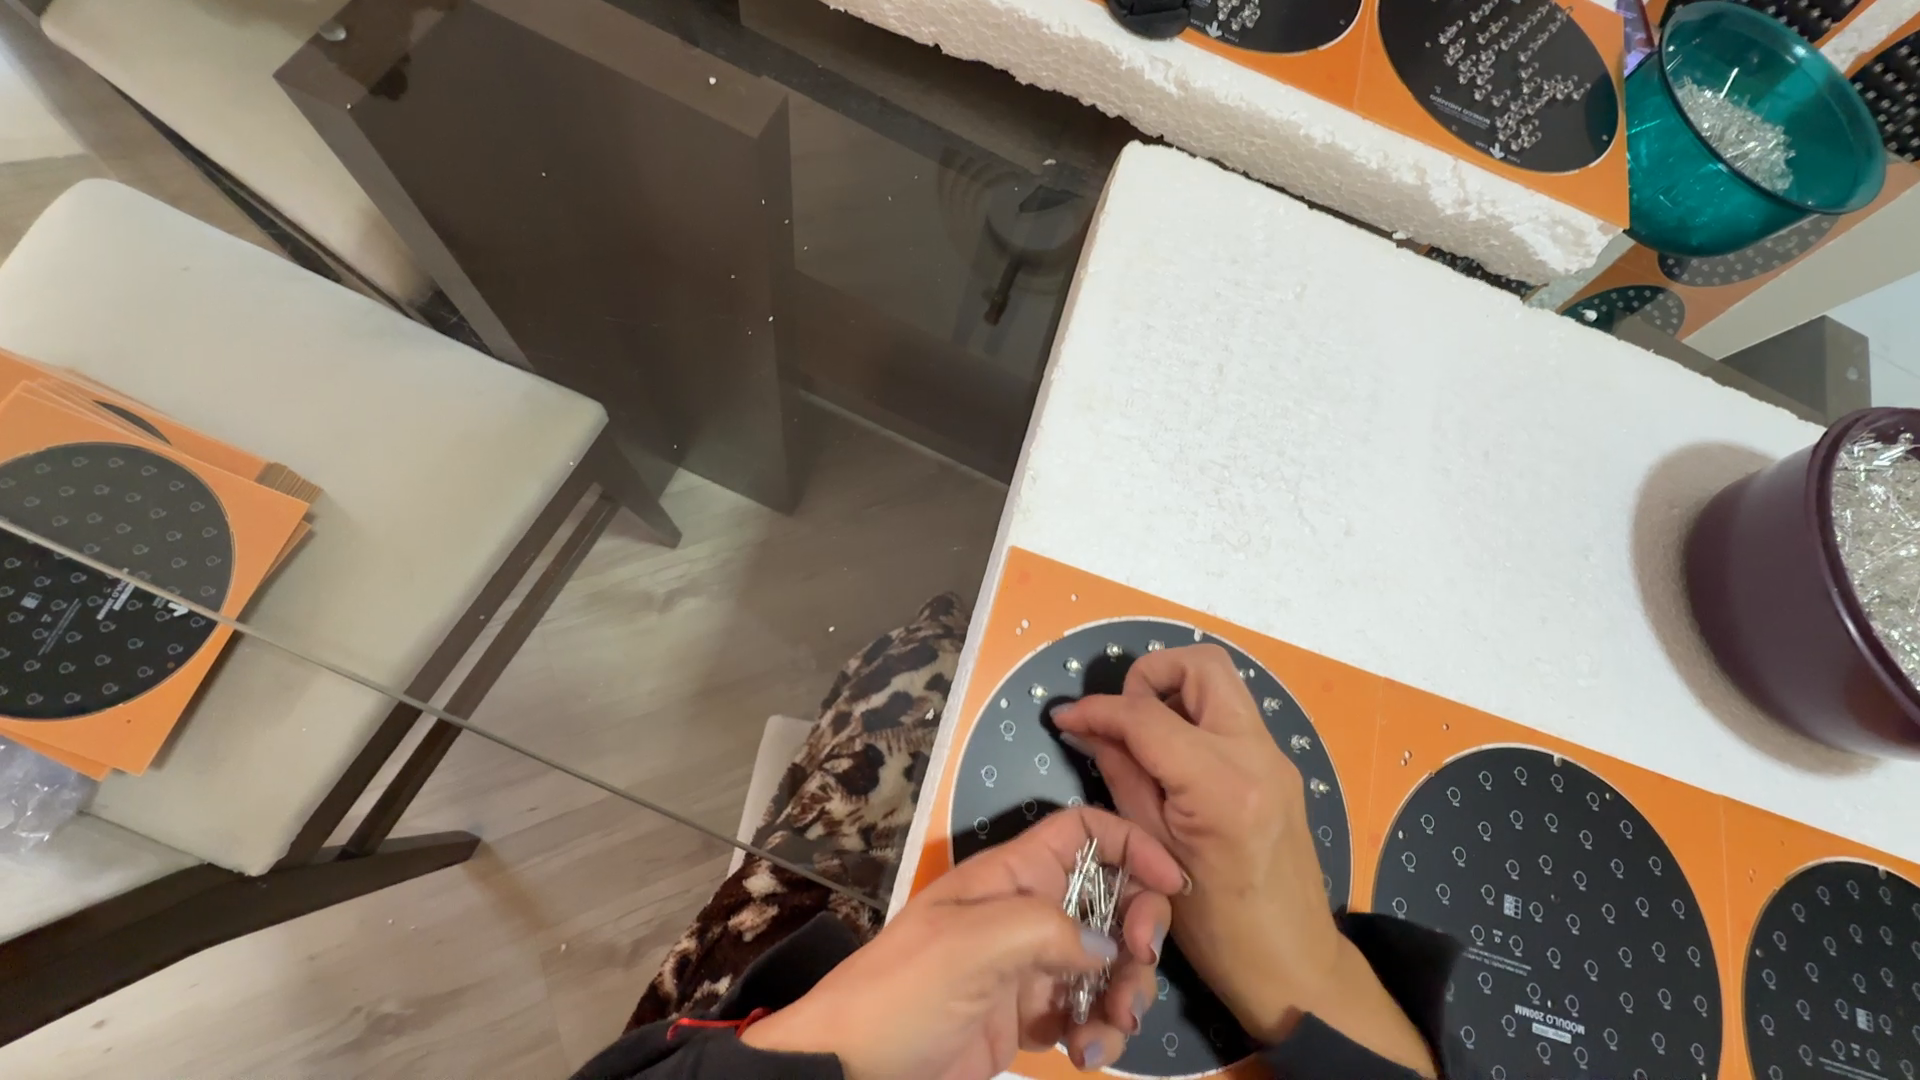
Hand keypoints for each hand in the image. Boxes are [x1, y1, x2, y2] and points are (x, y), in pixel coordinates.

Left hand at [743, 806, 1183, 1079]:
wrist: (857, 1068)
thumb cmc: (907, 988)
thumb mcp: (973, 942)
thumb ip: (1047, 928)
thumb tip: (1103, 946)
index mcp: (1013, 874)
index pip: (1083, 832)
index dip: (1131, 843)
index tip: (1173, 882)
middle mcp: (1029, 910)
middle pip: (1109, 898)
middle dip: (1137, 929)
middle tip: (1137, 965)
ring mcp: (1031, 964)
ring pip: (1105, 961)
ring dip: (1123, 993)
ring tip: (1106, 1030)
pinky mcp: (1031, 1015)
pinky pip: (1086, 1011)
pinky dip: (1098, 1031)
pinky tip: (1084, 1054)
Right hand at [1053, 645, 1434, 1075]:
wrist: (1295, 968)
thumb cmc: (1216, 928)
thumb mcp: (1152, 850)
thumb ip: (1121, 775)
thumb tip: (1089, 729)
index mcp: (1219, 785)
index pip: (1146, 716)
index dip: (1097, 709)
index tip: (1065, 716)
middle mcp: (1256, 755)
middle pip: (1202, 665)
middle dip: (1150, 674)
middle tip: (1122, 717)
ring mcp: (1275, 756)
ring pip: (1221, 681)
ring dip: (1174, 689)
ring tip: (1142, 733)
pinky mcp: (1279, 765)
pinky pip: (1231, 713)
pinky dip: (1194, 714)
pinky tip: (1169, 754)